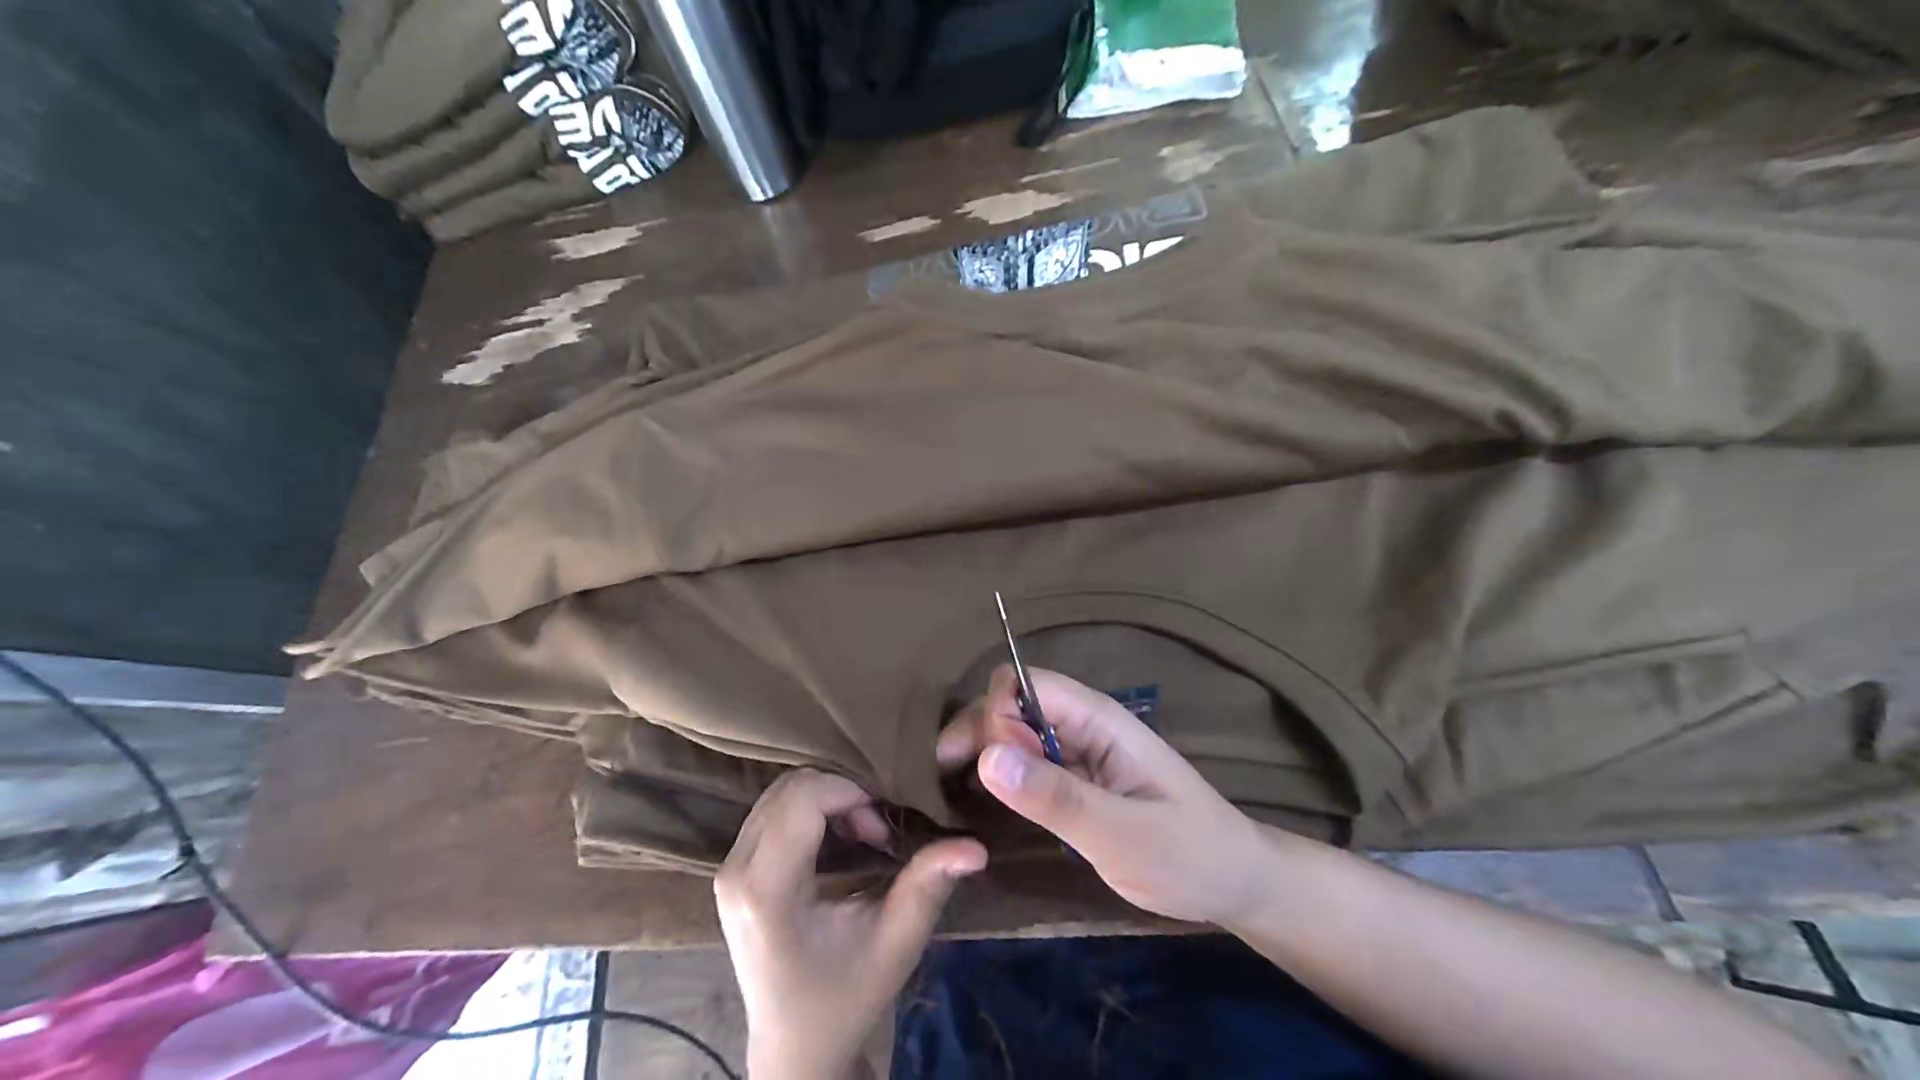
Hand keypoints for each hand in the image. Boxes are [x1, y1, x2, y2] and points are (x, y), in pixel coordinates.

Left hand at [716, 769, 986, 1079]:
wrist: (795, 1045)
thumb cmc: (846, 996)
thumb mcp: (896, 943)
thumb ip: (928, 885)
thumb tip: (976, 846)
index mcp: (767, 889)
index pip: (804, 798)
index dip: (850, 792)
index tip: (884, 823)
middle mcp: (736, 870)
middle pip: (791, 786)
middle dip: (842, 792)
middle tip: (878, 830)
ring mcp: (727, 868)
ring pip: (781, 791)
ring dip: (828, 798)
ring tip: (861, 834)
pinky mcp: (733, 868)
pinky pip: (773, 809)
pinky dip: (811, 808)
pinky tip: (838, 837)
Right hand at [938, 666, 1274, 924]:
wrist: (1234, 882)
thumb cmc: (1189, 855)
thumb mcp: (1123, 835)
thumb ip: (1057, 797)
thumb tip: (987, 756)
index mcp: (1098, 719)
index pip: (1025, 686)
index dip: (996, 716)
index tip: (984, 770)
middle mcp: (1083, 724)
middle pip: (1011, 704)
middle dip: (976, 732)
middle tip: (946, 784)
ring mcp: (1079, 751)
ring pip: (1014, 732)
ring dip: (981, 752)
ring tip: (951, 793)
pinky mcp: (1076, 778)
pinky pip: (1026, 762)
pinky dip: (999, 775)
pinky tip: (980, 801)